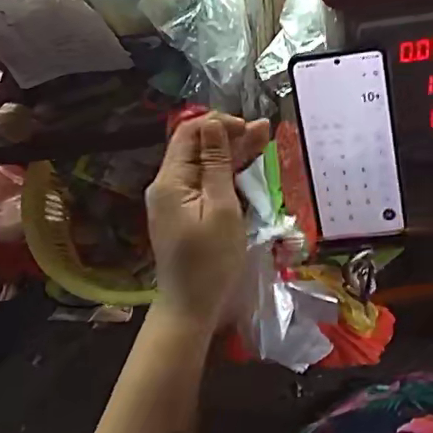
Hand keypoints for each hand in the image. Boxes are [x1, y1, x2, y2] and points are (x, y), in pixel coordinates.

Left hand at [145, 113, 271, 328]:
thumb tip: (213, 125)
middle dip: (230, 137)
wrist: (191, 308)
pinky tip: (247, 169)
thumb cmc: (210, 261)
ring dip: (231, 154)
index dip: (220, 124)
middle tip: (265, 132)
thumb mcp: (221, 209)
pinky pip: (203, 184)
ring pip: (202, 165)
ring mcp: (174, 201)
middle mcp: (167, 185)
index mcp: (170, 181)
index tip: (250, 129)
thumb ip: (218, 164)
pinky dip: (225, 175)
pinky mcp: (184, 214)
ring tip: (263, 142)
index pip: (190, 133)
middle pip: (196, 148)